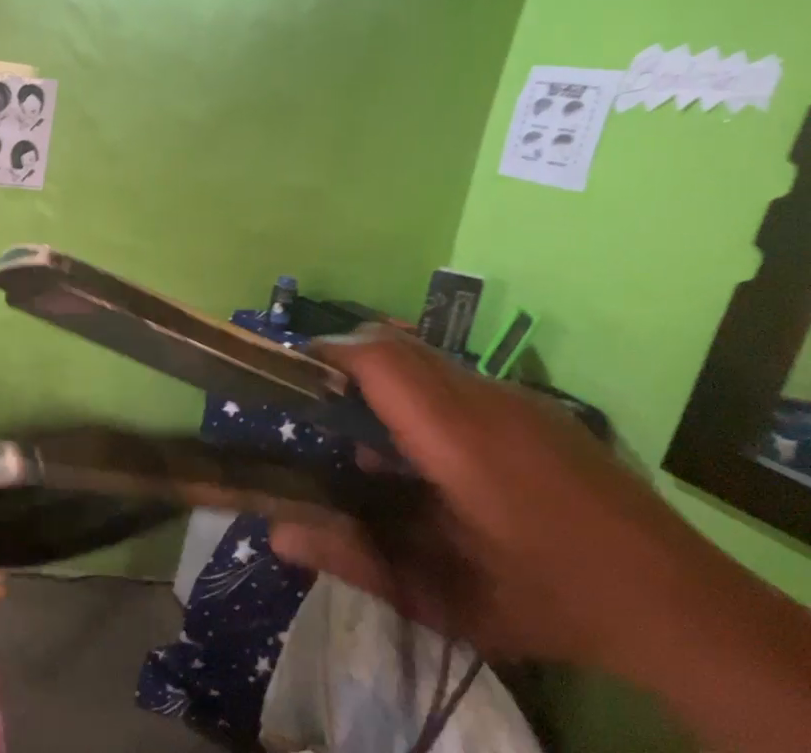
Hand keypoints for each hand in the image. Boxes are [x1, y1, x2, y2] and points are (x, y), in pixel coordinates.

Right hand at [269, 326, 726, 673]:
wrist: (683, 611)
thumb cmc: (548, 602)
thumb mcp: (443, 596)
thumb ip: (357, 559)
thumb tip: (275, 532)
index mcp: (460, 437)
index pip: (378, 358)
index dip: (323, 355)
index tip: (282, 378)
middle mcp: (490, 402)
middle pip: (397, 347)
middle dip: (345, 367)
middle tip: (315, 415)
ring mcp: (523, 403)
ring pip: (430, 362)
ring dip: (385, 384)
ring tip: (371, 447)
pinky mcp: (544, 414)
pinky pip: (462, 383)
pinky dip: (423, 398)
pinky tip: (430, 458)